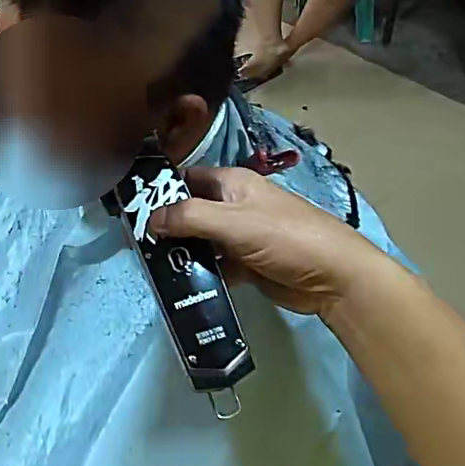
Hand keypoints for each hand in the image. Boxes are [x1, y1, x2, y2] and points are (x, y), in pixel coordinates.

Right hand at [147, 166, 402, 317]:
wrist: (332, 276)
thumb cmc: (284, 237)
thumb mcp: (233, 222)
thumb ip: (189, 218)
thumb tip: (149, 219)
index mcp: (232, 183)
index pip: (187, 180)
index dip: (162, 191)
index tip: (132, 210)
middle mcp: (234, 205)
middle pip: (191, 212)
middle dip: (168, 227)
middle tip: (136, 247)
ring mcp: (241, 236)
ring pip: (202, 241)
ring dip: (183, 253)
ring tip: (152, 269)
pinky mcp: (248, 264)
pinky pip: (216, 265)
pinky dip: (202, 273)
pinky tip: (181, 286)